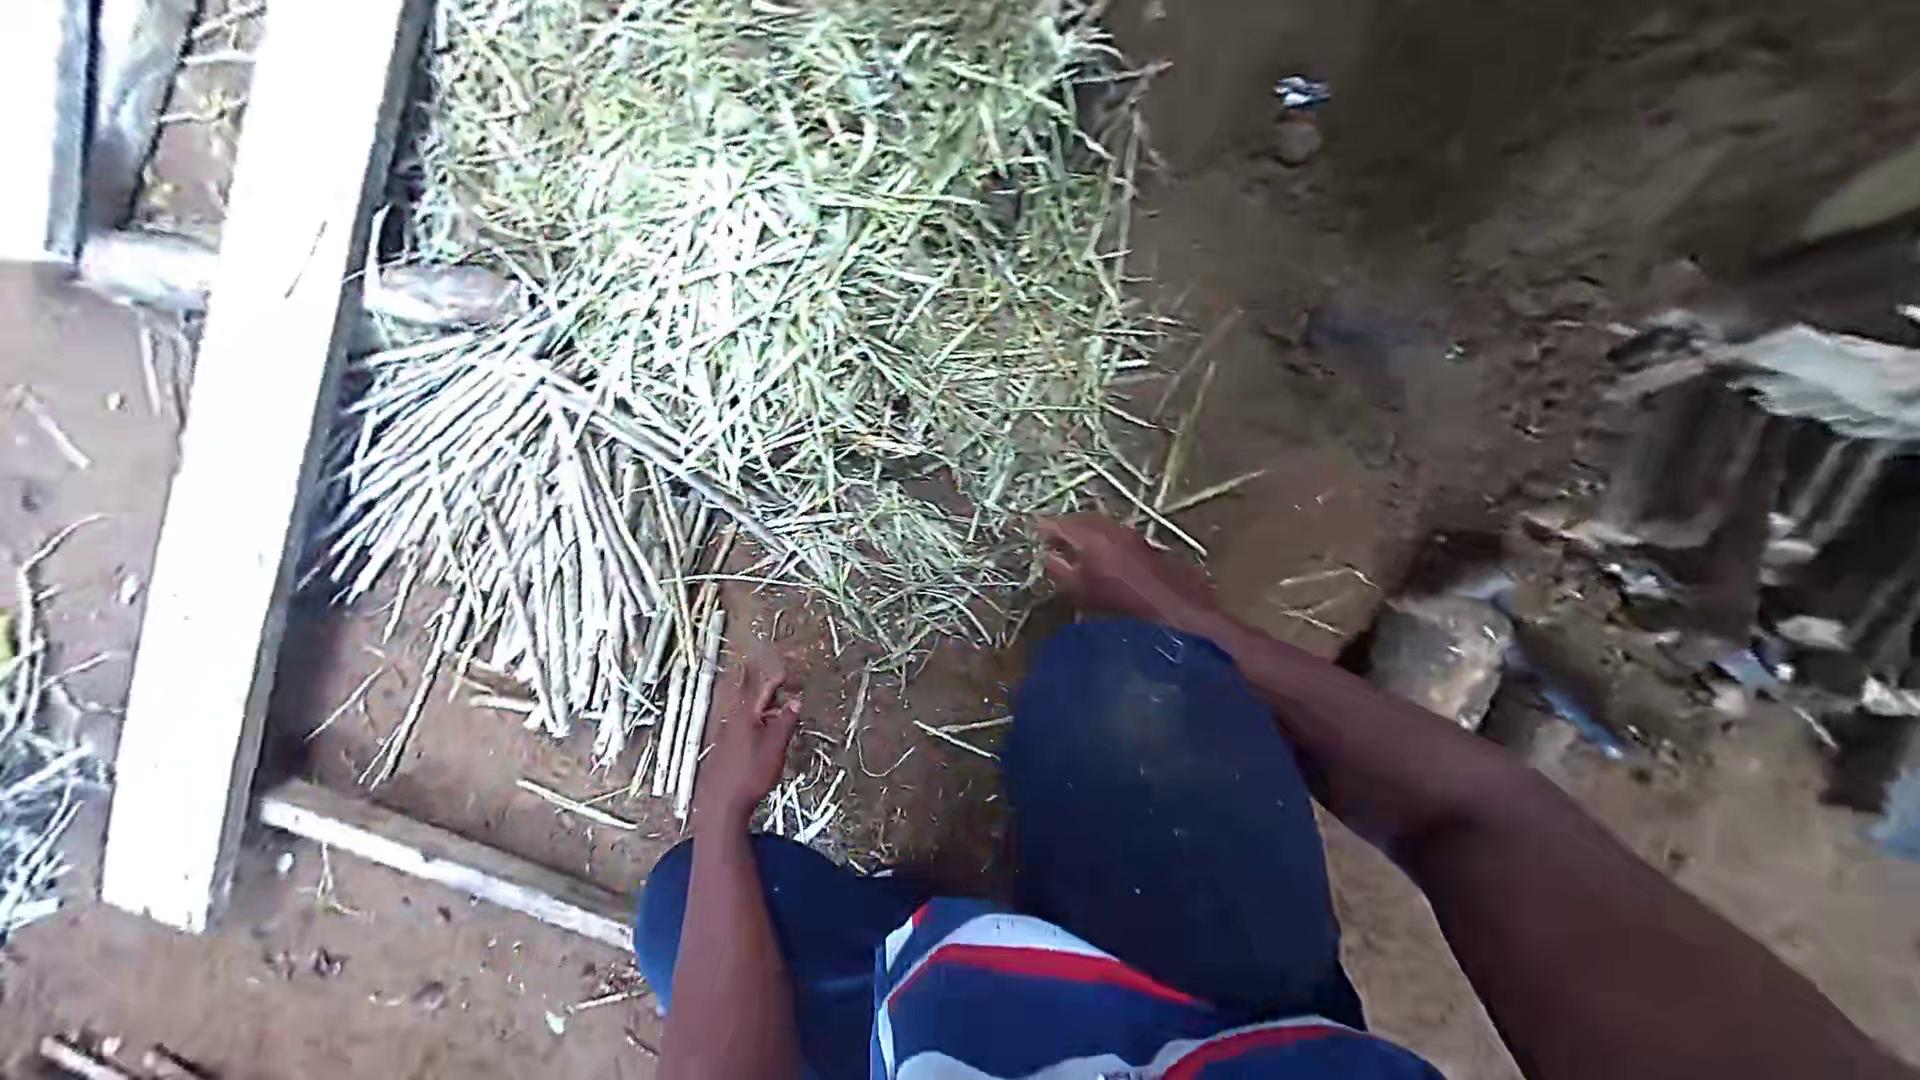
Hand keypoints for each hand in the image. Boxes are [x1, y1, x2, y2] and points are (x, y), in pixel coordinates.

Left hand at [690, 657, 800, 835]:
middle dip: (771, 700)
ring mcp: (725, 740)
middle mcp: (731, 724)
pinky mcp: (723, 755)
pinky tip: (764, 745)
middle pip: (753, 705)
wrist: (721, 806)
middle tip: (787, 699)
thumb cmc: (750, 773)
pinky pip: (743, 734)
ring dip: (765, 718)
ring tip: (781, 723)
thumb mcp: (776, 745)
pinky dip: (757, 732)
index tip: (785, 674)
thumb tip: (795, 700)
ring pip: (748, 721)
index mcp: (744, 717)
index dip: (775, 682)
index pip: (762, 691)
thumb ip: (786, 721)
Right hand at [1037, 515, 1214, 629]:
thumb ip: (1059, 570)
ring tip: (1071, 543)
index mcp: (1089, 536)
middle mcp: (1108, 527)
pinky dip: (1098, 535)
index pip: (1059, 524)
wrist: (1168, 605)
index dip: (1044, 526)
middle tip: (1050, 536)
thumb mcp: (1080, 590)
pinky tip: (1096, 552)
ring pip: (1097, 523)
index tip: (1033, 528)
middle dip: (1062, 525)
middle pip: (1079, 518)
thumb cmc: (1119, 600)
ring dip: (1081, 529)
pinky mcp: (1140, 541)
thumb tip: (1046, 557)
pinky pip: (1111, 530)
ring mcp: (1127, 532)